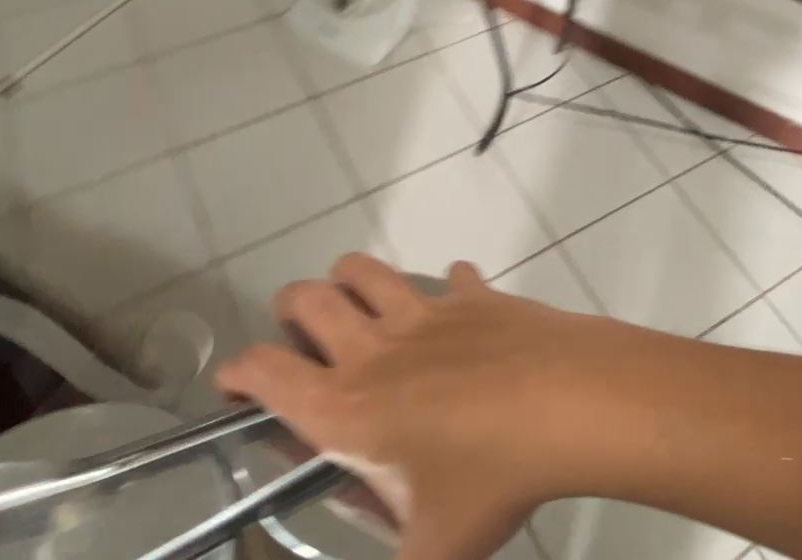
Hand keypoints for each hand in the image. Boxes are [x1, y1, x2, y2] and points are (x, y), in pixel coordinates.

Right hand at [216, 253, 605, 559]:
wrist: (567, 403)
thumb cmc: (488, 480)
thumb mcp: (435, 549)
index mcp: (346, 408)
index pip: (267, 373)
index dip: (239, 372)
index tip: (234, 380)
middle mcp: (374, 349)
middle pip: (308, 300)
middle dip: (290, 307)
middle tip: (299, 328)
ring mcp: (426, 313)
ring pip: (366, 269)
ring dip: (351, 277)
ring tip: (357, 299)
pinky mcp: (474, 296)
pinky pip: (453, 276)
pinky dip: (449, 286)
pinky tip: (459, 305)